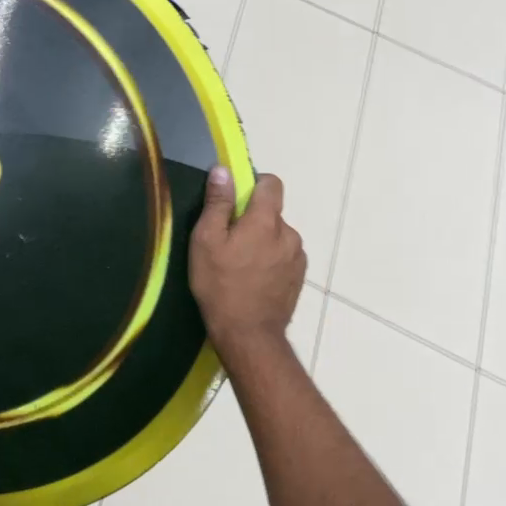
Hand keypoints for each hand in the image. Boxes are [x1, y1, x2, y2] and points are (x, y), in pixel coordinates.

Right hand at [189, 167, 304, 356]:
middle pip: (271, 212)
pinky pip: (283, 254)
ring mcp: (297, 258)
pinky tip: (252, 276)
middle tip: (227, 238)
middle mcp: (289, 235)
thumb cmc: (220, 283)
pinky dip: (269, 257)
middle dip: (251, 217)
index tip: (233, 198)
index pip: (272, 183)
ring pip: (277, 234)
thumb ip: (218, 203)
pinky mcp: (299, 278)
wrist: (248, 334)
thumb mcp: (206, 239)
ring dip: (261, 239)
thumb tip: (224, 171)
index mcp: (266, 221)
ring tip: (238, 261)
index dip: (253, 183)